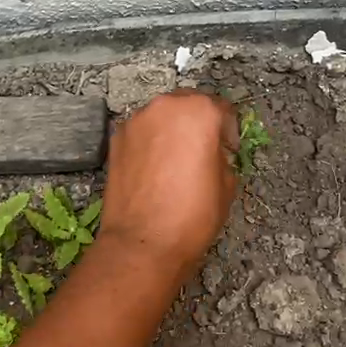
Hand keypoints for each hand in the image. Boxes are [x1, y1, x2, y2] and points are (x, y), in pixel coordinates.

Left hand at [96, 90, 237, 277]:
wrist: (143, 241)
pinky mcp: (116, 138)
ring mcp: (136, 120)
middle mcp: (164, 106)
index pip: (221, 108)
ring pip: (162, 117)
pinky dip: (150, 142)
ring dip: (172, 131)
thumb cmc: (193, 214)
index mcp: (199, 111)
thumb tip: (213, 152)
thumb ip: (222, 155)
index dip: (229, 130)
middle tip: (204, 152)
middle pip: (188, 105)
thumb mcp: (227, 184)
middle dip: (198, 124)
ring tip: (176, 162)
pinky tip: (155, 169)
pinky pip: (142, 132)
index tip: (228, 149)